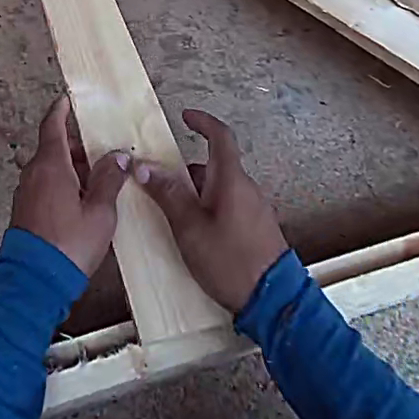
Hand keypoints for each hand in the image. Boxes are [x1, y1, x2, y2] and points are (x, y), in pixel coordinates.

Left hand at [10, 94, 131, 275]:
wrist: (34, 285)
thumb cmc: (69, 245)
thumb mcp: (100, 212)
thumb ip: (109, 180)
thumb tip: (117, 157)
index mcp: (50, 165)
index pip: (52, 126)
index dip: (60, 110)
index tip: (67, 99)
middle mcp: (33, 173)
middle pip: (54, 147)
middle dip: (78, 144)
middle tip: (102, 147)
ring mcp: (26, 192)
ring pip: (50, 167)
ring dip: (72, 166)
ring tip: (98, 177)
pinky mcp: (25, 211)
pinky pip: (45, 185)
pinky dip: (62, 182)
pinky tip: (81, 199)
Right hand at [136, 109, 287, 311]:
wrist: (275, 302)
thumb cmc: (230, 260)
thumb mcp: (190, 227)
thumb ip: (168, 194)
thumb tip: (144, 166)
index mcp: (232, 180)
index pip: (220, 136)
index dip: (203, 122)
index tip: (186, 116)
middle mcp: (246, 188)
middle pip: (214, 166)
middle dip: (186, 171)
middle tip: (162, 183)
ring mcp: (254, 209)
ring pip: (220, 189)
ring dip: (197, 193)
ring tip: (174, 215)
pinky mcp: (257, 229)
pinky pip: (229, 206)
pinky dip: (209, 208)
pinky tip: (196, 233)